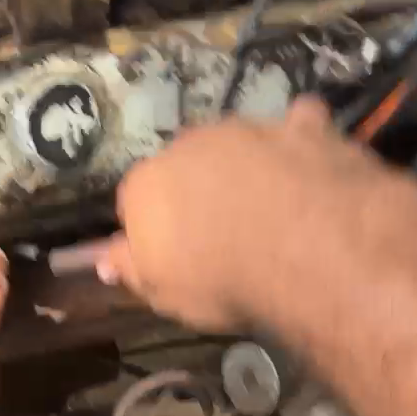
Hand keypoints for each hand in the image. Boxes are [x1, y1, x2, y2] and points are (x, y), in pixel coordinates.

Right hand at [100, 97, 414, 331]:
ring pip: (234, 142)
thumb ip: (130, 268)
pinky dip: (295, 138)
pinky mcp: (305, 126)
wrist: (310, 252)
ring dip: (239, 164)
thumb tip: (105, 259)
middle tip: (212, 230)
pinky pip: (296, 123)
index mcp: (145, 185)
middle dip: (191, 189)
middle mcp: (189, 145)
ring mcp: (249, 129)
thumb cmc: (218, 280)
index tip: (165, 251)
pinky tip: (303, 160)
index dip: (148, 226)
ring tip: (259, 203)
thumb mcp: (160, 292)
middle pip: (182, 165)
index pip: (133, 199)